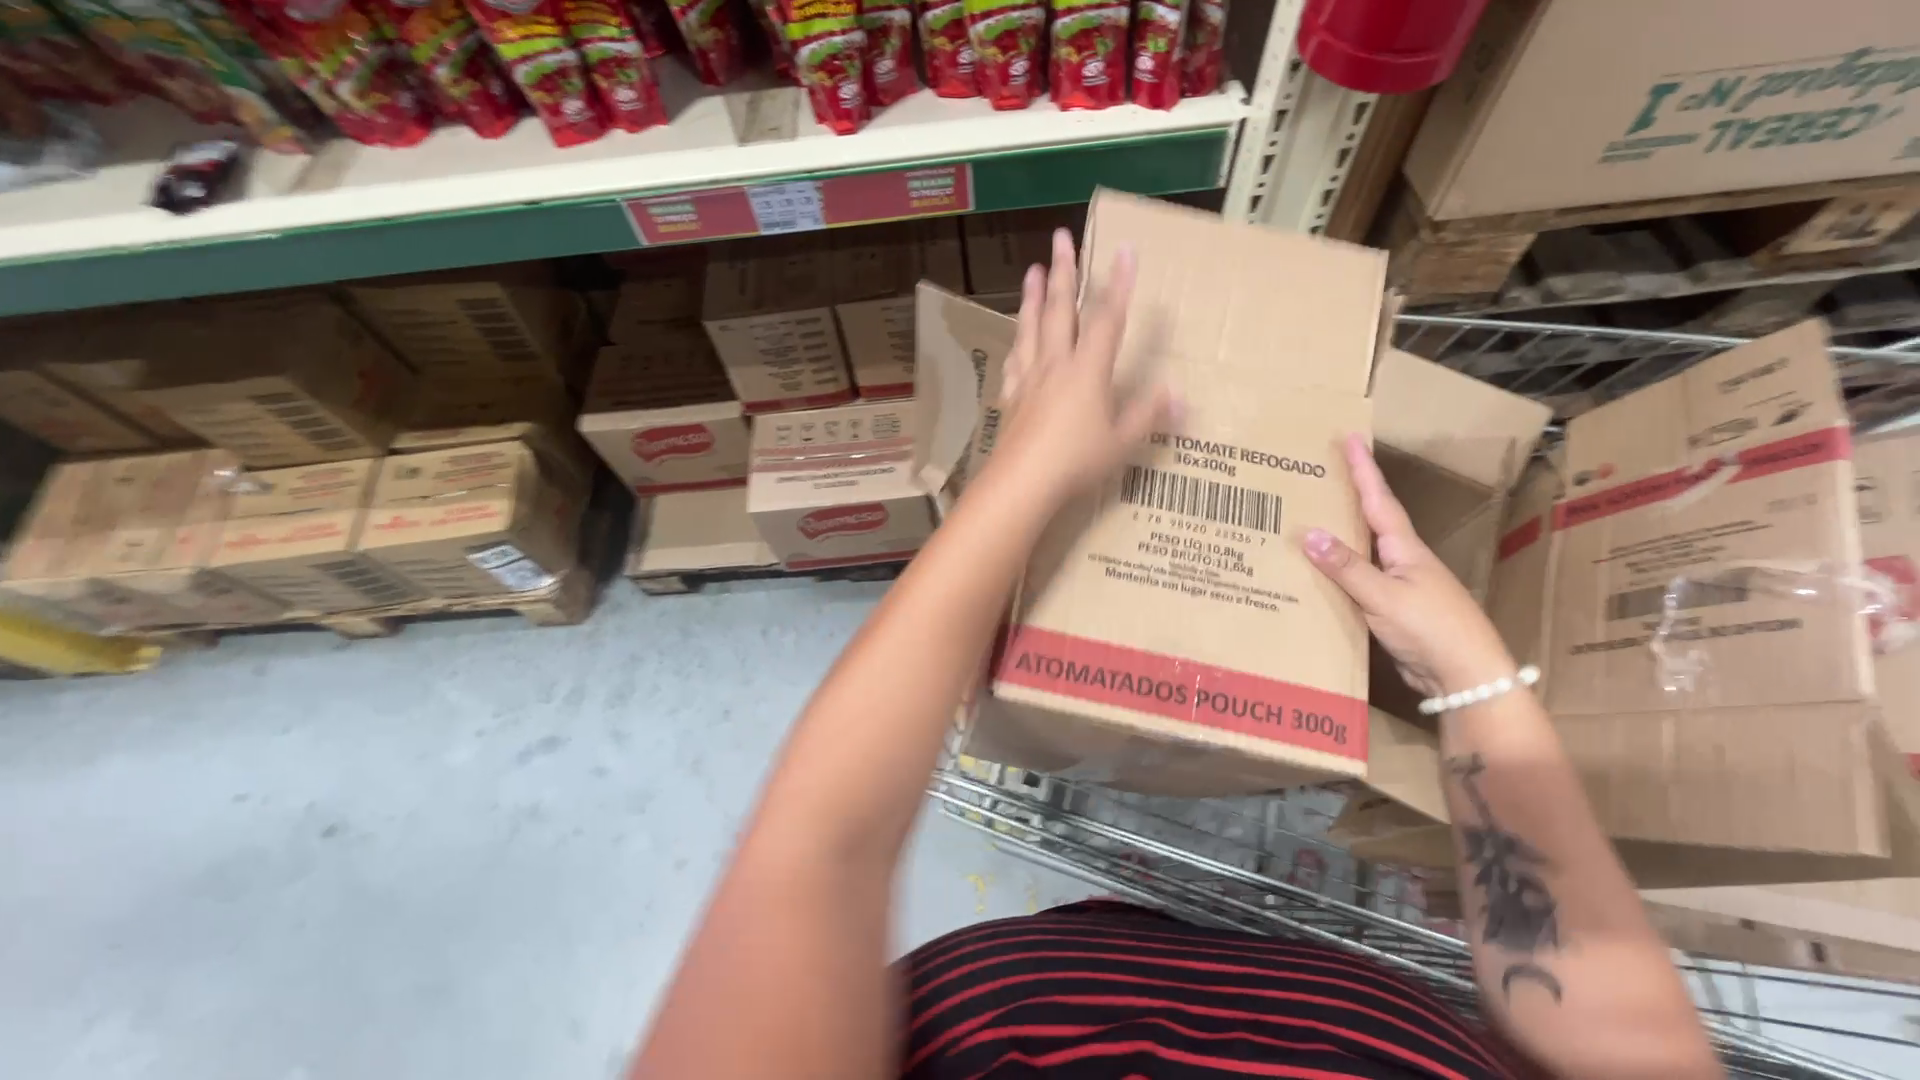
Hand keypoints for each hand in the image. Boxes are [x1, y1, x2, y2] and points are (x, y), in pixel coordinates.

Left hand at [985, 229, 1176, 503]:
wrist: (1021, 483)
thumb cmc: (1076, 462)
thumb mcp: (1122, 442)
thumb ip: (1148, 415)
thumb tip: (1180, 393)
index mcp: (1088, 370)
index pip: (1107, 318)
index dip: (1118, 283)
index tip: (1125, 250)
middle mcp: (1056, 364)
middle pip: (1060, 309)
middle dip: (1064, 270)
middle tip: (1061, 237)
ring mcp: (1029, 379)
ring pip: (1031, 328)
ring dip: (1033, 296)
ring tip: (1032, 270)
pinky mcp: (1011, 397)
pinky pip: (1015, 361)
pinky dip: (1017, 343)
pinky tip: (1015, 339)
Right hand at [1304, 434, 1516, 697]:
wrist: (1465, 676)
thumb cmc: (1432, 629)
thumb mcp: (1384, 596)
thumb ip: (1347, 567)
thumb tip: (1308, 534)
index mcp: (1405, 549)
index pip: (1379, 500)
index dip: (1363, 470)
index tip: (1350, 438)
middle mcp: (1402, 561)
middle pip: (1371, 520)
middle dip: (1349, 495)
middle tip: (1323, 471)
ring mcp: (1399, 586)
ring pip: (1363, 552)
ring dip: (1340, 534)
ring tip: (1311, 516)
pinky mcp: (1392, 611)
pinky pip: (1358, 583)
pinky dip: (1337, 573)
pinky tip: (1318, 576)